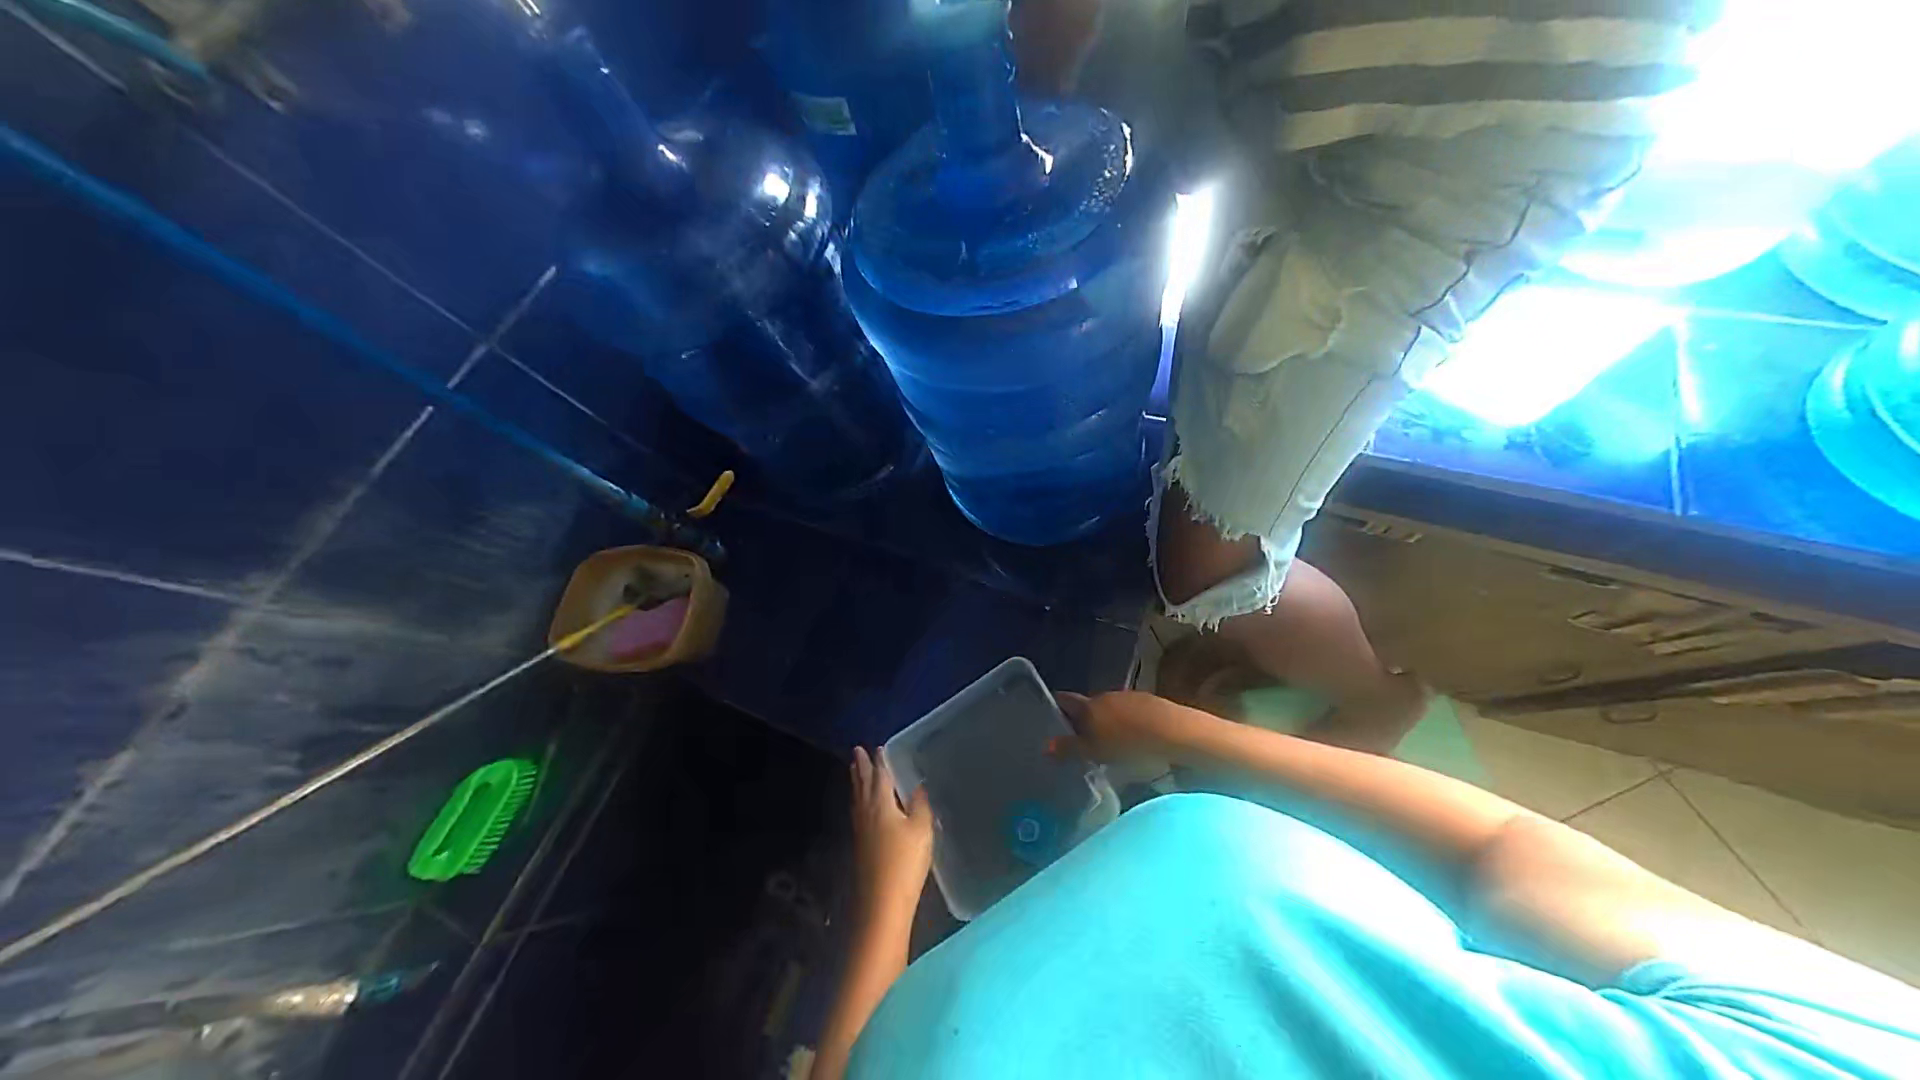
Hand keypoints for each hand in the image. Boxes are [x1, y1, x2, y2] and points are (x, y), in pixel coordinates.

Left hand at [849, 747, 932, 920]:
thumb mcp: (921, 830)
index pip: (879, 776)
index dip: (880, 761)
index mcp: (880, 803)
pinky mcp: (860, 845)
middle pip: (862, 784)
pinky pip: (858, 810)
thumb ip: (920, 805)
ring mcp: (860, 830)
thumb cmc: (905, 862)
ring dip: (857, 781)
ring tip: (855, 770)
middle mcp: (866, 812)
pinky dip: (859, 798)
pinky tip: (861, 804)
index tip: (877, 748)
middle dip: (861, 767)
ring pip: (857, 798)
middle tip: (856, 751)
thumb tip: (917, 785)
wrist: (882, 903)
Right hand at [1052, 690, 1196, 764]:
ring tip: (1109, 741)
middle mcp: (1104, 696)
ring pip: (1109, 707)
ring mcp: (1128, 697)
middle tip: (1081, 738)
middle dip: (1083, 718)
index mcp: (1087, 706)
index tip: (1051, 717)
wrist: (1172, 732)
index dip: (1055, 706)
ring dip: (1106, 721)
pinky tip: (1133, 738)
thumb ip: (1069, 748)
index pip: (1064, 699)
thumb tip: (1045, 746)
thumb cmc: (1127, 744)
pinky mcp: (1148, 702)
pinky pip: (1129, 711)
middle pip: (1087, 704)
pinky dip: (1126, 722)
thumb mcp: (1094, 752)